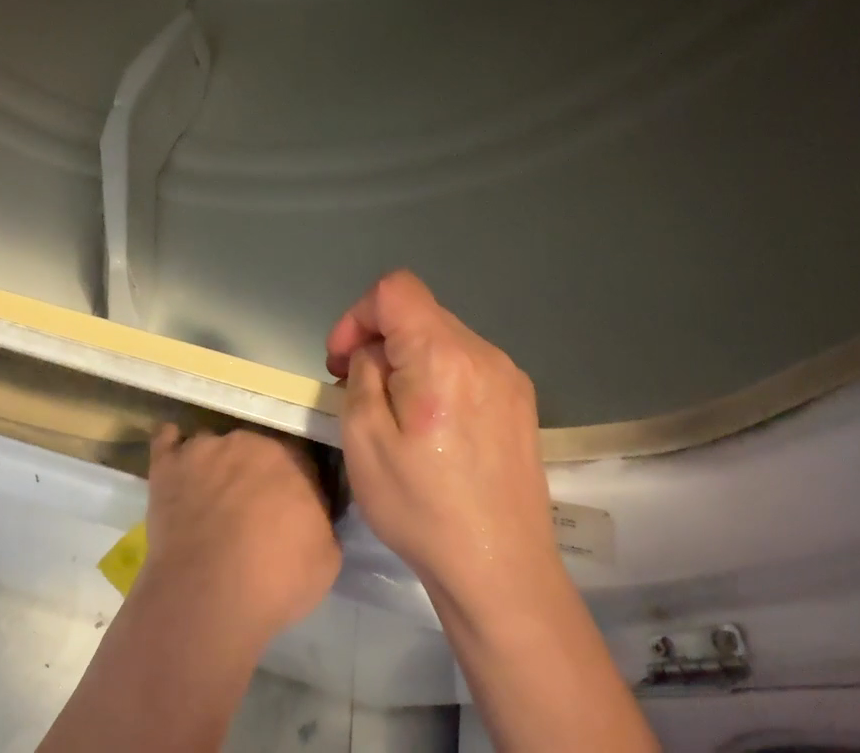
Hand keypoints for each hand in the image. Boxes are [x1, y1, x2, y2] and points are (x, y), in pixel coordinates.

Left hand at [139, 425, 342, 643]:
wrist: (208, 593)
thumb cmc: (276, 579)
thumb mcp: (327, 557)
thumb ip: (319, 519)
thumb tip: (307, 511)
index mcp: (289, 460)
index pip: (299, 462)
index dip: (295, 487)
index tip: (291, 511)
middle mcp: (244, 442)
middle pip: (252, 451)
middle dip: (253, 474)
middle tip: (249, 510)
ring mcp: (201, 449)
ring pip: (212, 447)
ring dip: (215, 466)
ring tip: (210, 499)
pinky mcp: (166, 464)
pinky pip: (167, 440)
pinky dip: (172, 447)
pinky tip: (175, 462)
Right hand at [325, 271, 556, 604]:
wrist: (499, 571)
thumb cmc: (421, 506)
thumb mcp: (364, 438)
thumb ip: (363, 376)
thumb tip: (376, 355)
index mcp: (444, 357)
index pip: (395, 290)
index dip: (357, 315)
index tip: (341, 361)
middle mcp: (484, 355)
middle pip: (419, 313)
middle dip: (378, 339)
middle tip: (353, 388)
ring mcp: (509, 379)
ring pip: (442, 339)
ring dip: (406, 360)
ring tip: (390, 412)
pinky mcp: (519, 405)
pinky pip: (466, 366)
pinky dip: (435, 377)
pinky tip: (428, 427)